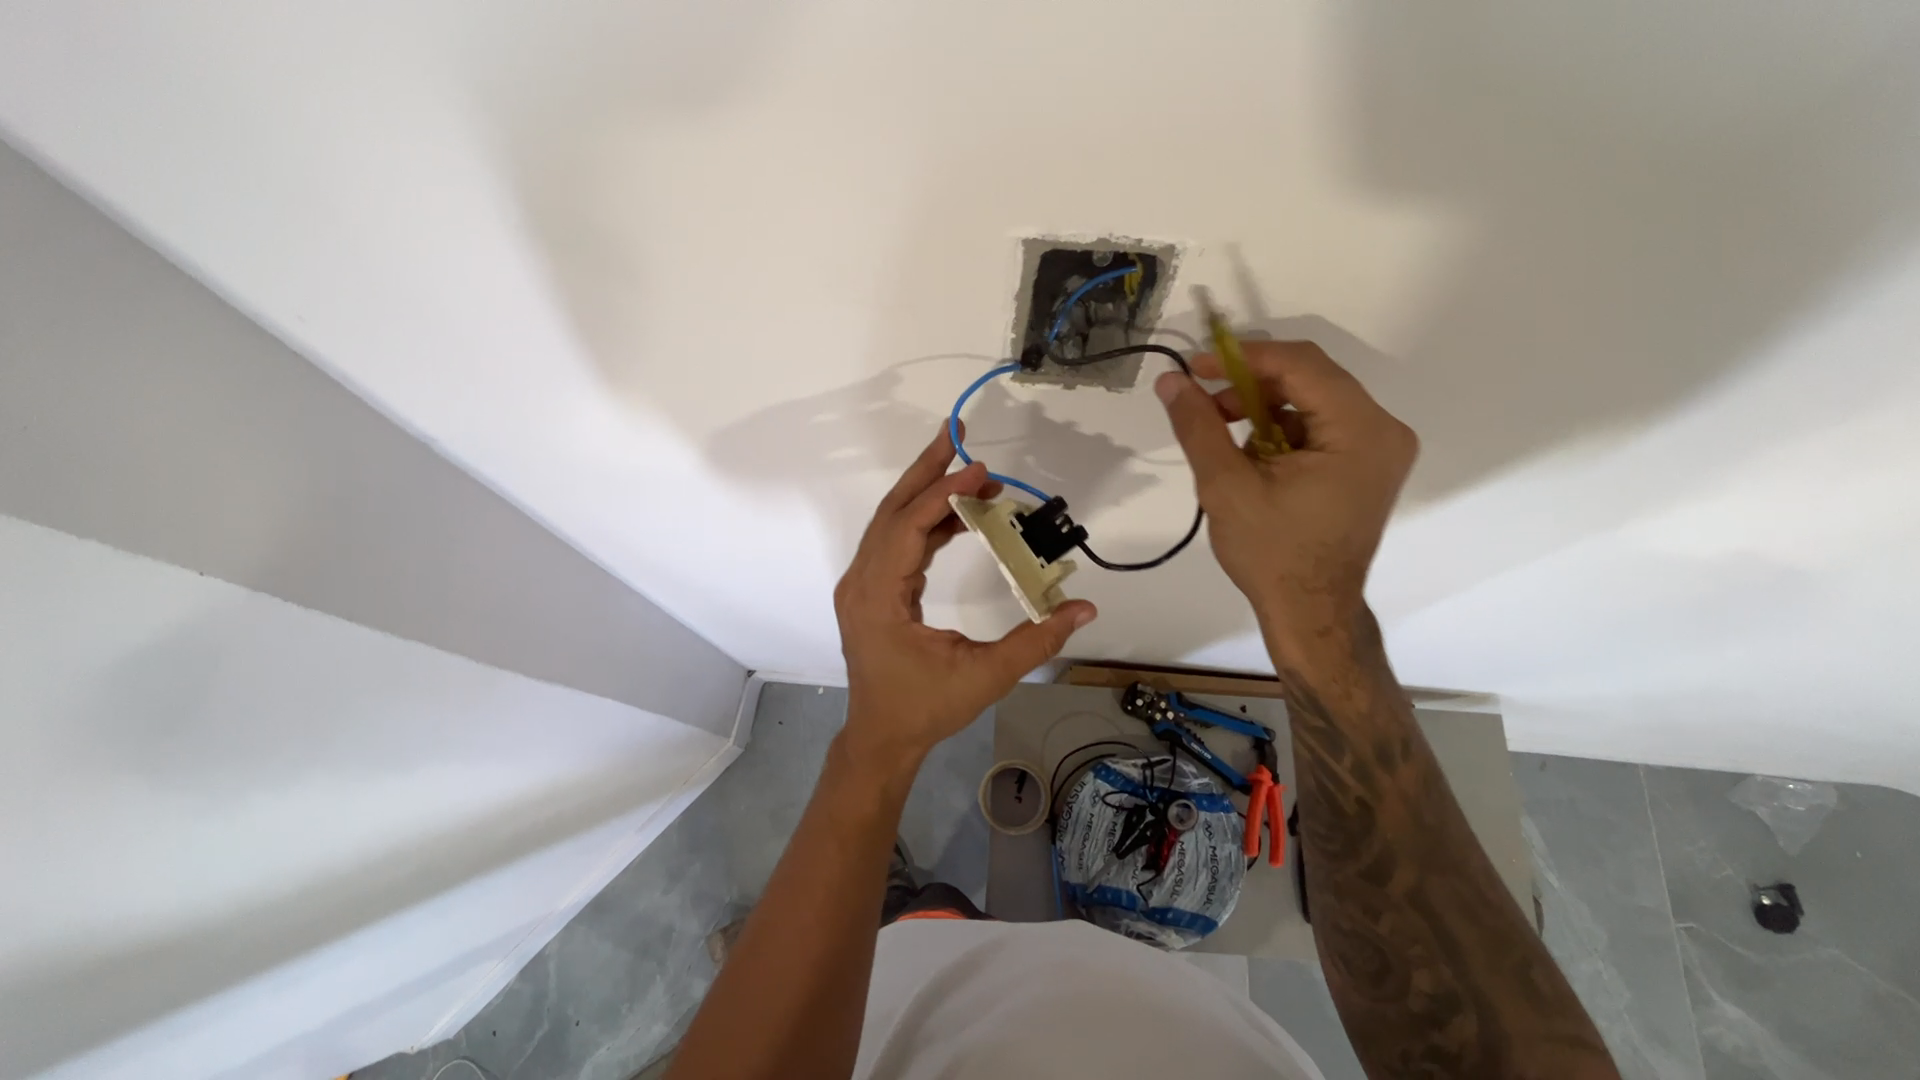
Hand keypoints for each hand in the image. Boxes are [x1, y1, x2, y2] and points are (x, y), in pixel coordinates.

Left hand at [835, 422, 1096, 765]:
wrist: (882, 736)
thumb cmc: (926, 708)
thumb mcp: (985, 676)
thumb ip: (1035, 640)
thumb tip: (1085, 608)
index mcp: (878, 598)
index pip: (907, 528)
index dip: (943, 494)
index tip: (979, 469)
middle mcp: (862, 582)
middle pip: (893, 511)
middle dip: (927, 471)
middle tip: (958, 436)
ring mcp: (863, 585)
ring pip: (892, 522)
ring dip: (927, 492)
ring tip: (969, 470)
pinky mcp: (872, 591)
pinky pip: (897, 542)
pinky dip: (927, 522)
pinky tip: (960, 516)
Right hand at [1154, 341, 1416, 654]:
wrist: (1310, 613)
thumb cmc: (1272, 554)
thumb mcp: (1225, 486)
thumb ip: (1198, 426)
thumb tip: (1170, 380)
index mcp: (1361, 431)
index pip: (1302, 364)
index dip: (1245, 357)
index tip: (1196, 367)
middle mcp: (1383, 430)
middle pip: (1311, 379)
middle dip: (1252, 385)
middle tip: (1205, 405)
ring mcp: (1380, 449)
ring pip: (1313, 402)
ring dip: (1264, 409)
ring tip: (1223, 436)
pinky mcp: (1368, 466)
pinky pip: (1321, 427)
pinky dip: (1282, 431)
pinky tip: (1251, 457)